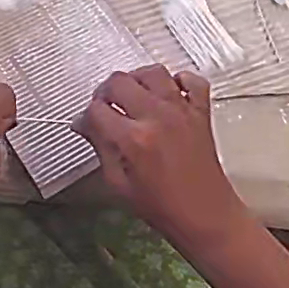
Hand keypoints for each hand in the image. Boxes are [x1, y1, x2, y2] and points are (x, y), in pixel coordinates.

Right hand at [77, 66, 244, 242]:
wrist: (205, 215)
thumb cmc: (159, 205)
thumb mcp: (116, 182)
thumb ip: (99, 146)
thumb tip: (83, 123)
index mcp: (133, 139)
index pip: (96, 109)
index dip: (85, 116)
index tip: (86, 124)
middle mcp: (157, 117)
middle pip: (119, 81)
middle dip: (104, 92)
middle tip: (104, 107)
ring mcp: (182, 111)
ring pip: (152, 72)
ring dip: (136, 79)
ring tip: (131, 95)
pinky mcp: (201, 112)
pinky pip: (192, 80)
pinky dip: (177, 80)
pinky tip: (166, 93)